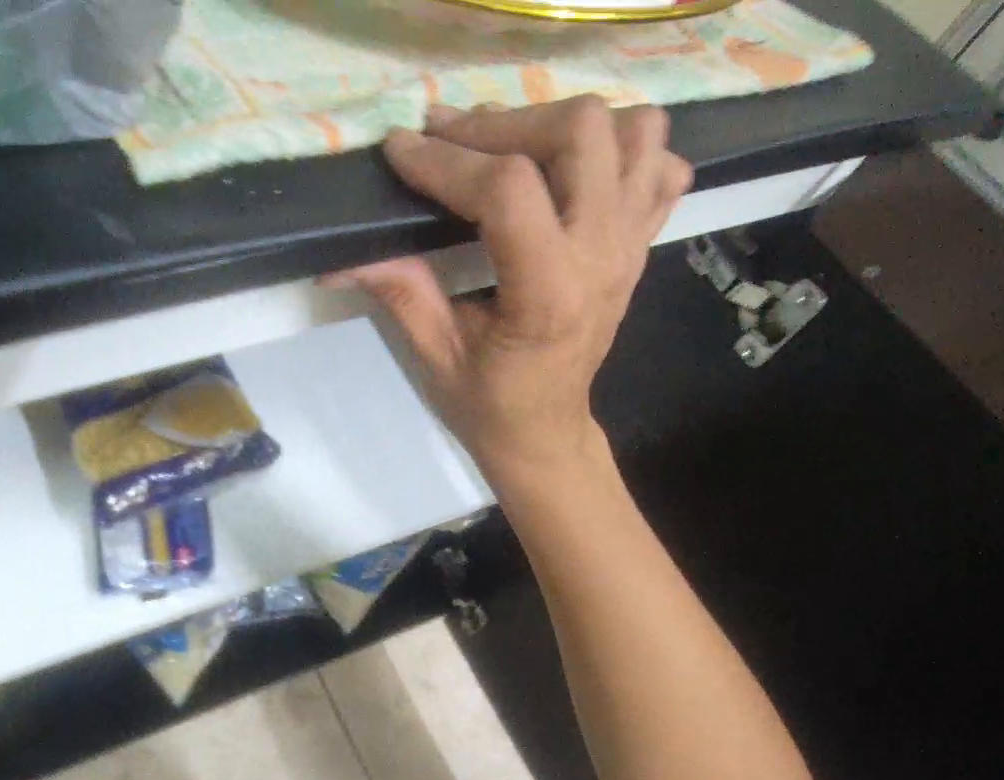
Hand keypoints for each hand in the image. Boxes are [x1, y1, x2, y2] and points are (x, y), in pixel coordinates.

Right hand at [328, 97, 691, 478]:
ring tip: (513, 150)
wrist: (545, 432)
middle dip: (504, 123)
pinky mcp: (641, 241)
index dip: (447, 159)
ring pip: (631, 130)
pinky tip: (573, 174)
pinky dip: (621, 150)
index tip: (401, 149)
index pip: (508, 189)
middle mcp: (602, 255)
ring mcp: (632, 243)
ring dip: (566, 126)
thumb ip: (400, 292)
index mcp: (549, 293)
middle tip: (452, 141)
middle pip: (579, 131)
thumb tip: (344, 252)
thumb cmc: (487, 404)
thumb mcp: (434, 353)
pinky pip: (658, 163)